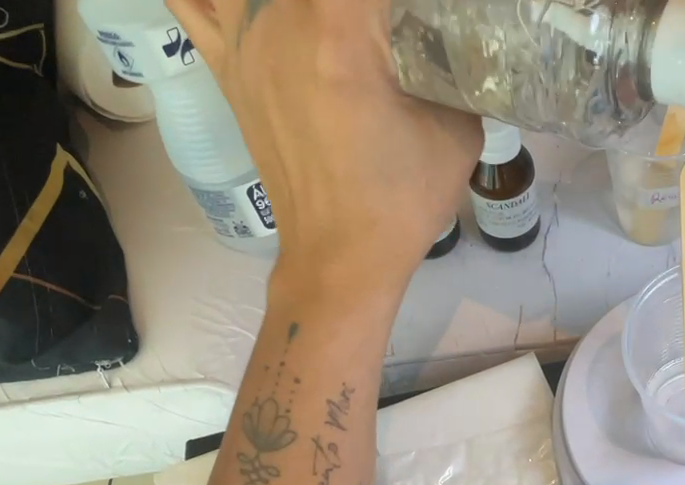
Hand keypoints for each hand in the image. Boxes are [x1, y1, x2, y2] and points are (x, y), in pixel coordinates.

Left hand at [165, 0, 481, 283]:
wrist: (341, 258)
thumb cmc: (400, 204)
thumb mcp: (458, 135)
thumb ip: (458, 70)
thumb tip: (455, 41)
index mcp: (339, 32)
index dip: (397, 5)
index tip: (414, 20)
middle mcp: (279, 20)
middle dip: (355, 9)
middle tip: (379, 28)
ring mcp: (243, 40)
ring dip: (302, 6)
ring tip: (329, 28)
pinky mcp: (226, 66)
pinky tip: (265, 14)